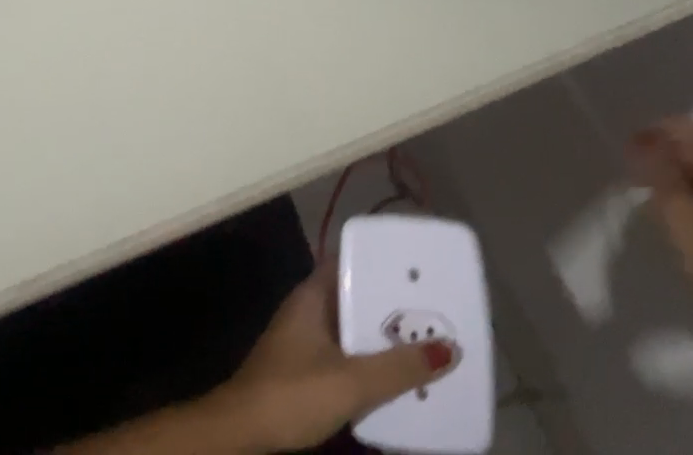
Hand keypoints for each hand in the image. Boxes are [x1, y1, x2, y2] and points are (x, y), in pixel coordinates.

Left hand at [212, 264, 458, 452]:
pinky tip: (398, 376)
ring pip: (353, 328)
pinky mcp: (307, 366)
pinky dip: (370, 360)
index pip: (349, 262)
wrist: (243, 429)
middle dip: (392, 306)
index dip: (382, 263)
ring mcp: (305, 339)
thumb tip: (449, 348)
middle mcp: (308, 309)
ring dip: (383, 337)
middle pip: (355, 297)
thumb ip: (399, 367)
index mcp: (312, 296)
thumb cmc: (293, 393)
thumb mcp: (352, 382)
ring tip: (428, 344)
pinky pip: (346, 353)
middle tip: (437, 312)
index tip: (419, 270)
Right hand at [628, 118, 692, 317]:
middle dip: (668, 143)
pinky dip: (680, 177)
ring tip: (639, 169)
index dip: (667, 129)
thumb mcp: (675, 205)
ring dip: (671, 161)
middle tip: (632, 151)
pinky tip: (656, 186)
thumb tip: (644, 143)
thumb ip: (658, 168)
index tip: (634, 137)